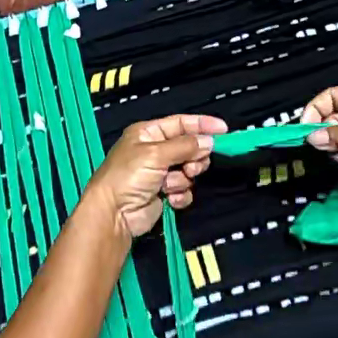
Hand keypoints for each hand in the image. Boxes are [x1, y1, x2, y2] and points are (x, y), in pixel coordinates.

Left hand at [75, 114, 227, 240]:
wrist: (113, 213)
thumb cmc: (129, 175)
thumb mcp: (156, 154)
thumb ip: (185, 146)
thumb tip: (209, 141)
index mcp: (148, 133)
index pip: (180, 123)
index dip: (202, 125)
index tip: (224, 130)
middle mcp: (154, 151)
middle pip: (188, 148)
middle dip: (194, 158)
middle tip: (192, 167)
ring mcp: (159, 173)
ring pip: (188, 170)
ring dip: (183, 178)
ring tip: (170, 184)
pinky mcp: (163, 193)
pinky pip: (183, 190)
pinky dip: (180, 194)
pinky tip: (169, 199)